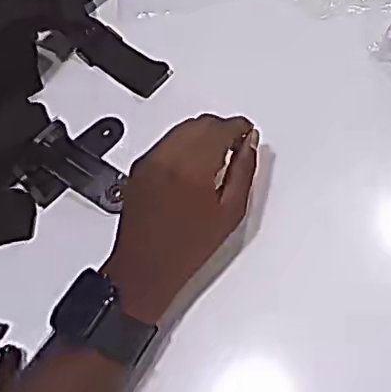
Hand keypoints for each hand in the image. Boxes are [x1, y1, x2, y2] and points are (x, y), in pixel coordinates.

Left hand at [102, 115, 258, 323]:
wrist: (145, 269)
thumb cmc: (185, 249)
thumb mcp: (230, 213)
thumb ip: (244, 171)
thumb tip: (250, 144)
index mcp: (193, 167)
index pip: (221, 127)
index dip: (240, 128)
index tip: (247, 134)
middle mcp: (168, 157)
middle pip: (202, 123)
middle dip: (222, 130)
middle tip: (236, 148)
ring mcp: (151, 160)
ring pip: (184, 128)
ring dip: (203, 136)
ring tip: (215, 161)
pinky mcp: (140, 165)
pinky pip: (168, 141)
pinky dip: (184, 145)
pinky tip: (193, 167)